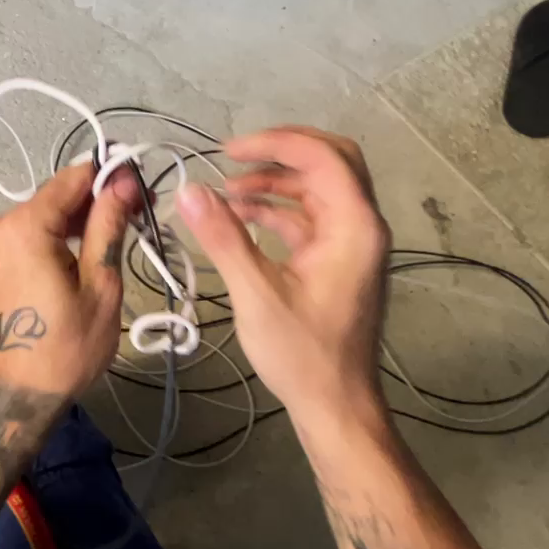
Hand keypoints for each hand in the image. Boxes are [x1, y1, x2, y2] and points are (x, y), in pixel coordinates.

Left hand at [0, 162, 141, 398]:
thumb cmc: (66, 346)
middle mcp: (0, 223)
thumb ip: (108, 227)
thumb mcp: (100, 285)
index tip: (143, 185)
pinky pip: (30, 232)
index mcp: (25, 226)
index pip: (72, 178)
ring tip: (123, 230)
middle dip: (98, 198)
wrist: (17, 392)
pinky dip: (59, 234)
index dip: (110, 175)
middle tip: (142, 211)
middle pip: (57, 195)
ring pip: (44, 213)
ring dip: (80, 218)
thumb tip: (122, 182)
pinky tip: (88, 247)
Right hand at [175, 127, 390, 425]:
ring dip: (271, 181)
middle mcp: (359, 226)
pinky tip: (237, 218)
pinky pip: (306, 216)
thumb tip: (189, 190)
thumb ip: (224, 238)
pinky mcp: (334, 259)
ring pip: (316, 188)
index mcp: (353, 227)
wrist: (335, 405)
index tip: (227, 152)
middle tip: (232, 158)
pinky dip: (272, 209)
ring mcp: (349, 243)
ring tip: (224, 192)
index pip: (325, 157)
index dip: (276, 143)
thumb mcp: (256, 294)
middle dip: (280, 152)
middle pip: (330, 162)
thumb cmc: (302, 353)